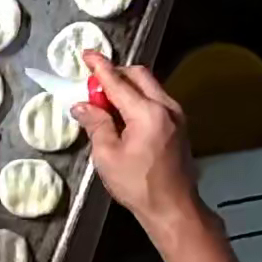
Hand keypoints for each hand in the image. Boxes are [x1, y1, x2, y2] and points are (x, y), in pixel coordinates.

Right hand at [72, 51, 202, 232]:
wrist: (172, 207)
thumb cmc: (138, 185)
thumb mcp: (107, 156)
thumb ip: (96, 124)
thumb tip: (82, 106)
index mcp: (147, 113)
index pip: (118, 81)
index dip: (99, 67)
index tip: (87, 54)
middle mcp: (165, 107)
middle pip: (138, 75)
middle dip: (115, 73)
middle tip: (93, 85)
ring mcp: (176, 115)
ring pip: (149, 86)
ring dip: (126, 87)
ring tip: (105, 103)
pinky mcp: (178, 126)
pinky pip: (155, 100)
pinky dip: (137, 99)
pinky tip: (123, 116)